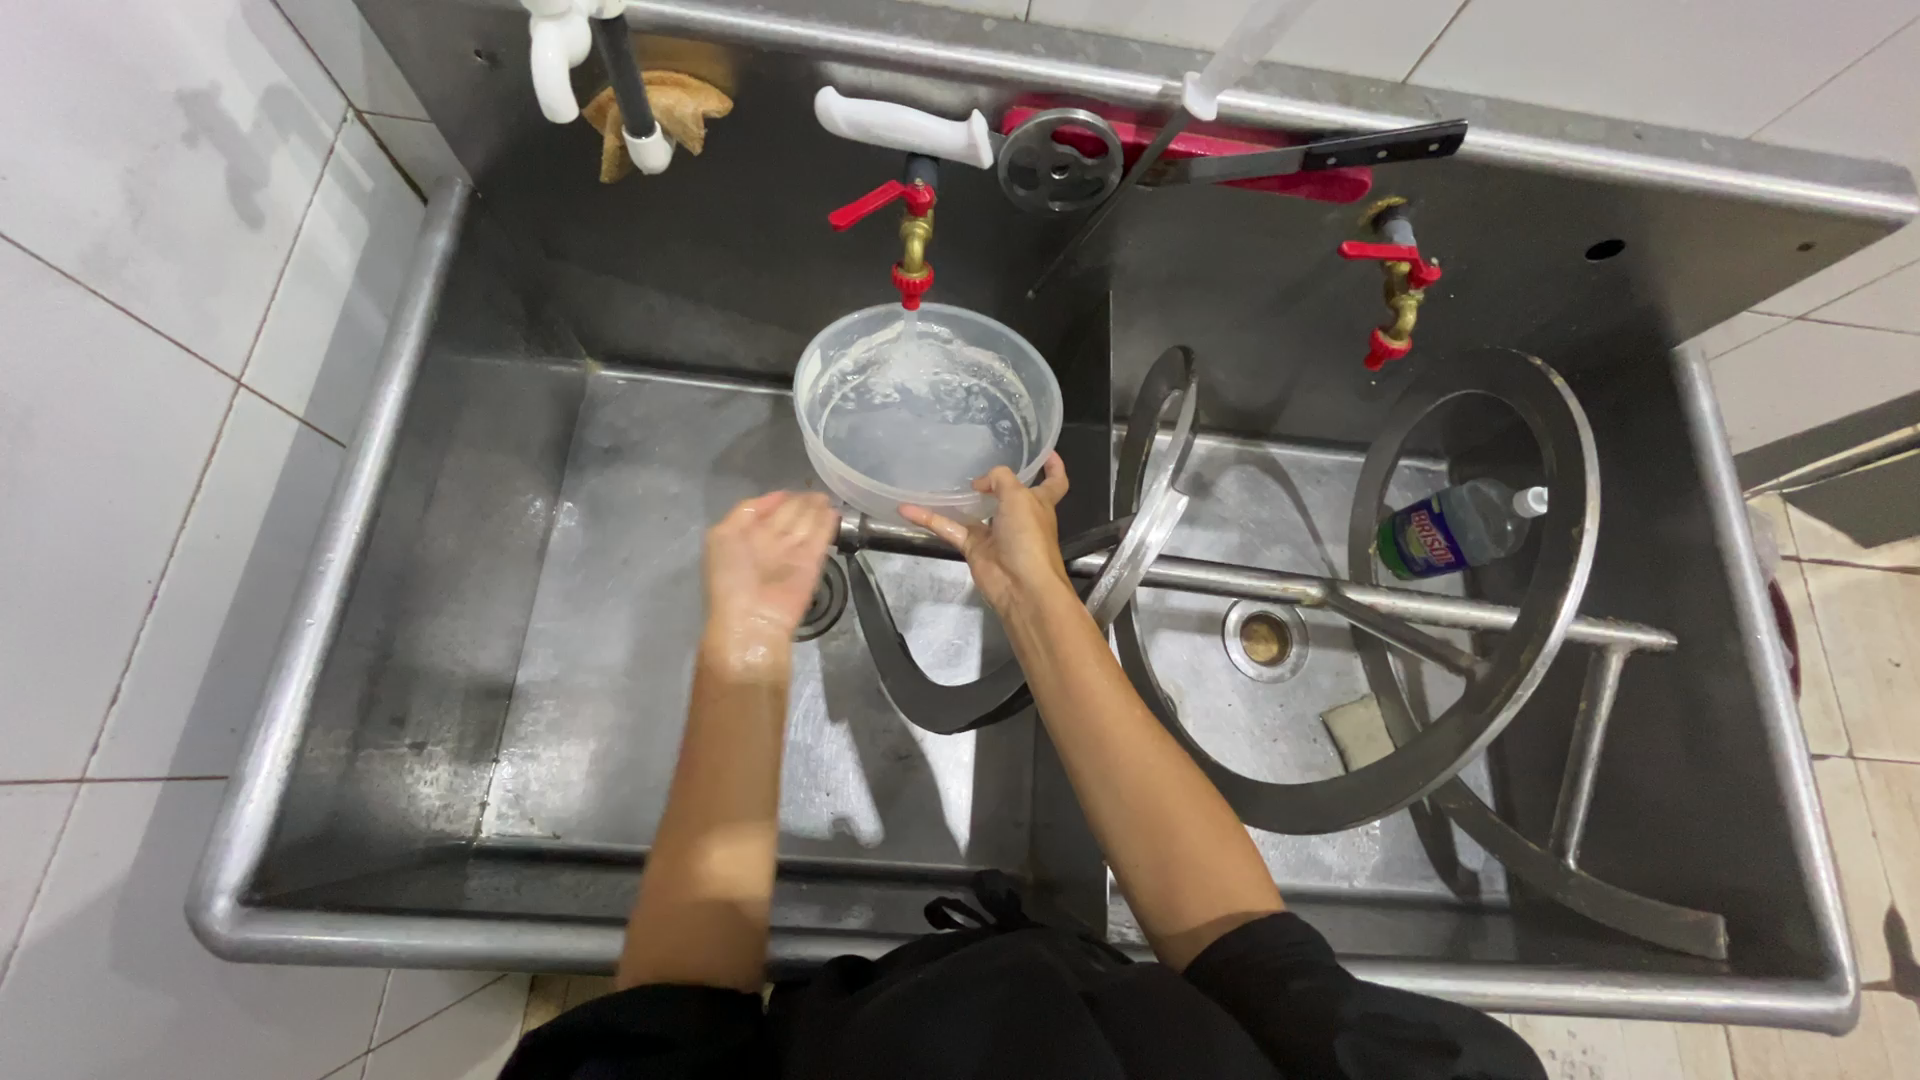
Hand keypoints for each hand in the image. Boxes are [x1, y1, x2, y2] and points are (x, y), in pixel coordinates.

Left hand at [703, 491, 838, 657]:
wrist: (751, 618)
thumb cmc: (730, 577)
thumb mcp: (721, 537)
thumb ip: (743, 513)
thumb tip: (775, 499)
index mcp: (745, 536)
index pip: (764, 511)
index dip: (776, 500)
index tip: (789, 491)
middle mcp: (769, 542)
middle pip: (788, 515)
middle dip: (800, 502)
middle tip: (814, 491)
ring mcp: (791, 553)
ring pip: (805, 523)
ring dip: (815, 509)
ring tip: (824, 496)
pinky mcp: (811, 563)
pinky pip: (820, 538)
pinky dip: (826, 524)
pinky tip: (833, 510)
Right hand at [901, 453, 1072, 619]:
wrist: (1022, 586)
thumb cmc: (1029, 537)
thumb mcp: (1019, 497)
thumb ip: (999, 479)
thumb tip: (979, 484)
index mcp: (1040, 503)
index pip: (1055, 481)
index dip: (1053, 466)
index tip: (1046, 452)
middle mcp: (1019, 517)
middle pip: (1009, 495)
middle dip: (997, 481)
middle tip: (976, 461)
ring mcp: (995, 534)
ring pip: (974, 511)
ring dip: (957, 498)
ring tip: (938, 478)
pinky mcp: (974, 549)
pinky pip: (950, 529)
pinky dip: (930, 520)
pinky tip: (908, 508)